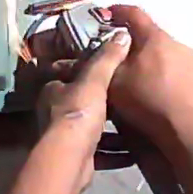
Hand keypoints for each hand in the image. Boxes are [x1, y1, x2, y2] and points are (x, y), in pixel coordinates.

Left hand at [39, 29, 130, 191]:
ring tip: (137, 127)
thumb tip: (122, 34)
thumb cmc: (79, 113)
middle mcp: (55, 113)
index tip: (115, 74)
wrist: (70, 159)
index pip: (73, 76)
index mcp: (54, 90)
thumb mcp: (95, 80)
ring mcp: (65, 138)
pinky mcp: (77, 158)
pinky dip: (116, 153)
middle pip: (85, 105)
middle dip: (107, 106)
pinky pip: (101, 153)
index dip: (92, 74)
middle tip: (131, 101)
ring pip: (94, 131)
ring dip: (114, 133)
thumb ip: (108, 59)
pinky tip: (134, 153)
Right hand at [104, 6, 192, 145]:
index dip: (116, 11)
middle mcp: (176, 43)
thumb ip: (106, 61)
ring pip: (162, 53)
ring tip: (131, 76)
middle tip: (113, 53)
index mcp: (155, 37)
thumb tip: (104, 48)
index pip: (134, 13)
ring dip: (146, 60)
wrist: (188, 132)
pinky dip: (159, 75)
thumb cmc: (147, 101)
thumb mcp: (114, 82)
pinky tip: (151, 91)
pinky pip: (172, 70)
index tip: (103, 14)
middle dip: (130, 41)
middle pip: (149, 34)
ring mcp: (191, 62)